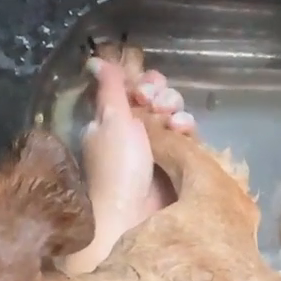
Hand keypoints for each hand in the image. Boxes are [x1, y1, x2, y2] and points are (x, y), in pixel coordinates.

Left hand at [61, 56, 194, 273]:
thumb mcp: (110, 120)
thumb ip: (109, 87)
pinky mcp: (176, 163)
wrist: (129, 221)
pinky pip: (187, 136)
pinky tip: (184, 131)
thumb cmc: (115, 167)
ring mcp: (156, 147)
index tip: (142, 90)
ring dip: (175, 110)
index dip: (143, 83)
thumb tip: (93, 59)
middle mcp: (134, 130)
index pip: (134, 87)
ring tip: (172, 122)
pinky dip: (186, 129)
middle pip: (157, 98)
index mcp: (113, 118)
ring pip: (174, 114)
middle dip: (162, 96)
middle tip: (156, 106)